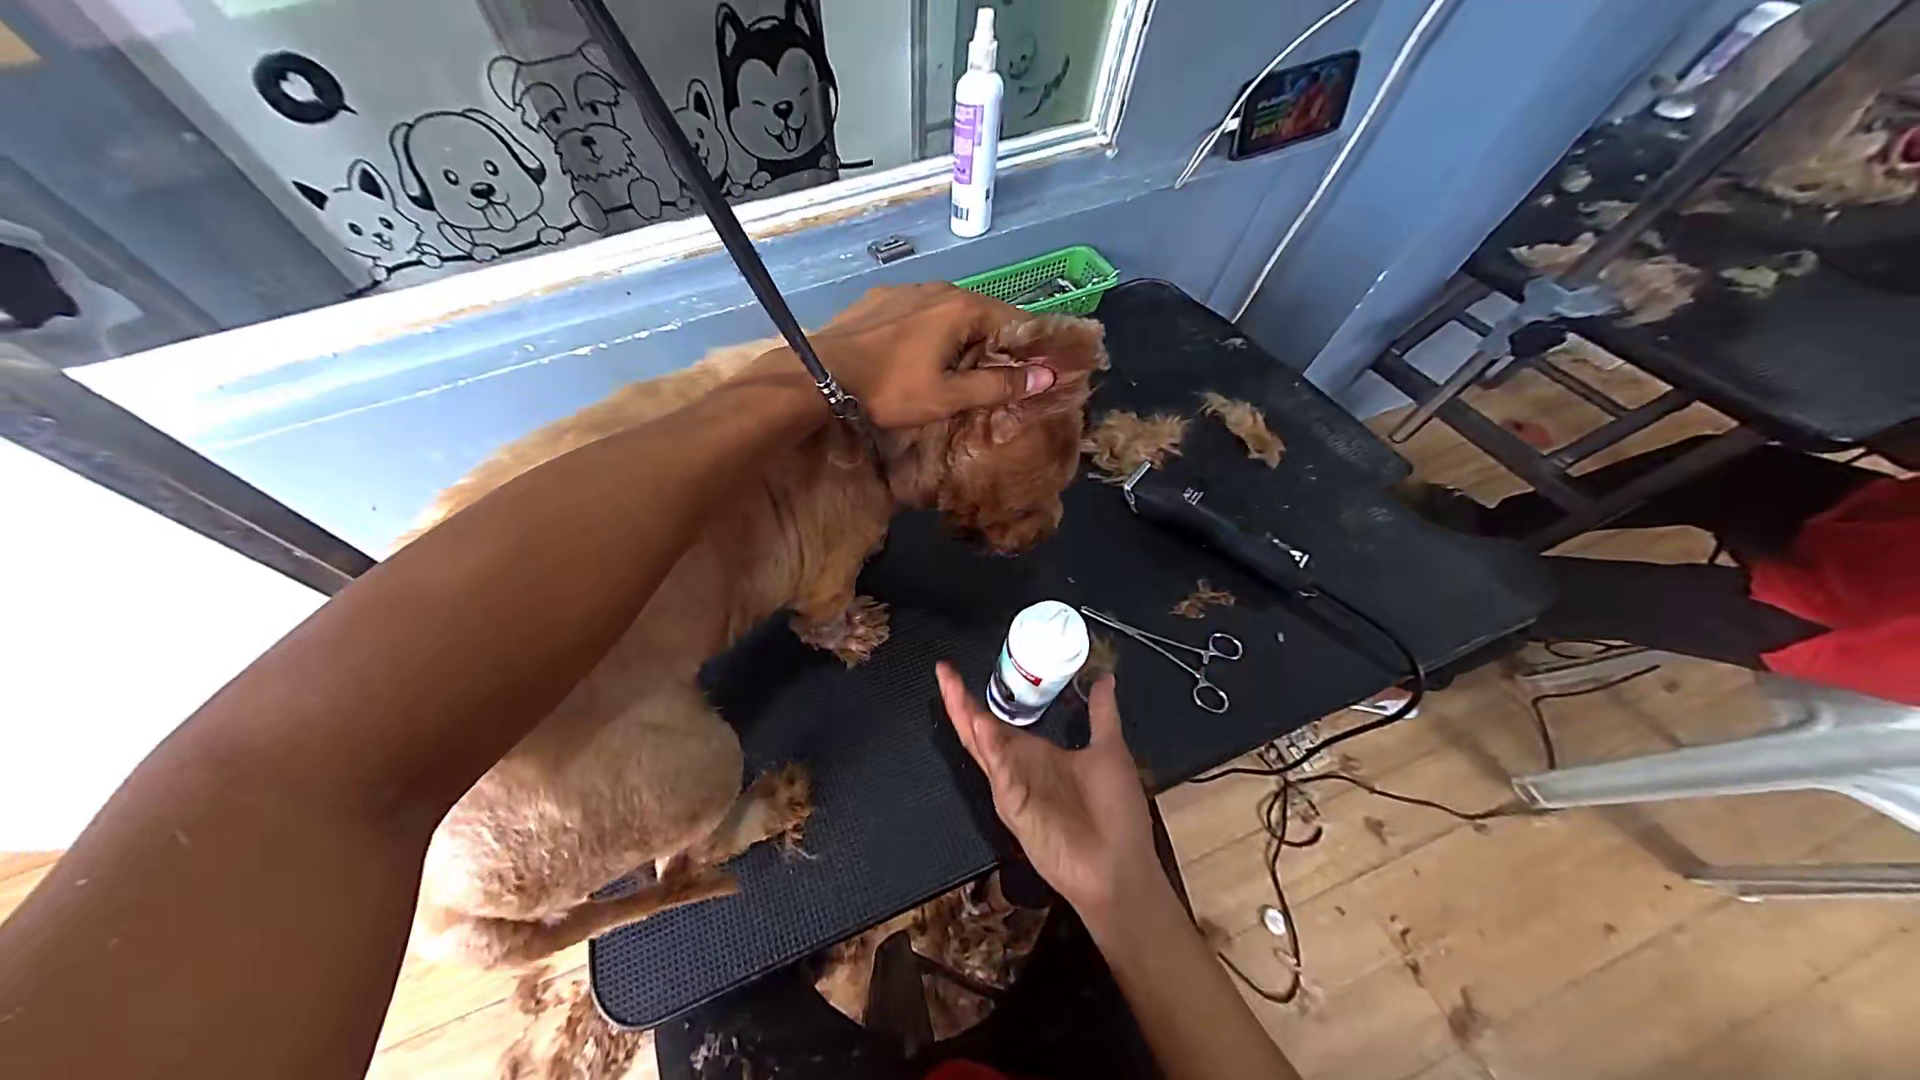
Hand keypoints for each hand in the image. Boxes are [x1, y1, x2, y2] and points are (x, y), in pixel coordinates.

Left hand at [750, 284, 1057, 429]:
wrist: (819, 375)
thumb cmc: (888, 390)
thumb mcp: (948, 396)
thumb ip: (998, 385)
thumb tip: (1046, 376)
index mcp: (961, 307)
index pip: (1015, 320)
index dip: (1031, 347)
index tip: (1039, 372)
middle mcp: (938, 288)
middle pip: (983, 314)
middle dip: (996, 343)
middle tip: (999, 378)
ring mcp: (906, 290)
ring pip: (950, 312)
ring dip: (963, 337)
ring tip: (959, 369)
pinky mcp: (881, 298)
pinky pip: (920, 312)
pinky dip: (932, 330)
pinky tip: (920, 355)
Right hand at [935, 662, 1161, 923]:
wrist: (1119, 868)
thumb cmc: (1115, 814)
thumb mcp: (1108, 750)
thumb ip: (1102, 713)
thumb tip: (1104, 679)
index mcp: (1033, 755)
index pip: (995, 721)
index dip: (974, 697)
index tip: (955, 669)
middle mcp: (1017, 769)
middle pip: (978, 731)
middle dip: (958, 702)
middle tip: (943, 671)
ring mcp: (1013, 788)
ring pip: (981, 749)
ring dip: (967, 720)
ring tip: (953, 689)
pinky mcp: (1016, 808)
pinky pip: (1000, 775)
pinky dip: (991, 751)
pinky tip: (983, 728)